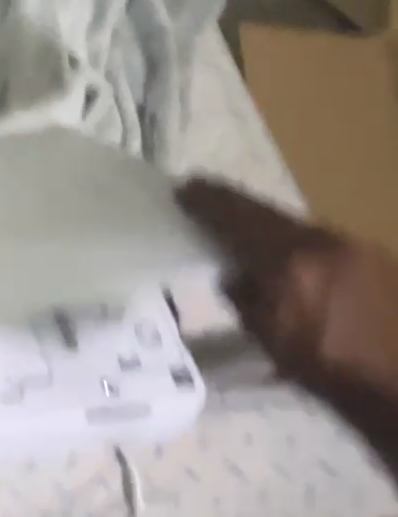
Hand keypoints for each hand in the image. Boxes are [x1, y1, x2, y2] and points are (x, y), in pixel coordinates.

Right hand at [177, 178, 397, 470]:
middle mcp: (327, 244)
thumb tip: (233, 269)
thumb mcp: (263, 329)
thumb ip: (240, 289)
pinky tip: (287, 251)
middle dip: (232, 206)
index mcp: (289, 259)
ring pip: (296, 224)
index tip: (180, 190)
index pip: (233, 214)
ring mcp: (362, 251)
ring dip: (264, 224)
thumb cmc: (327, 368)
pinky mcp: (382, 264)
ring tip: (242, 228)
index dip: (203, 199)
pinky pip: (322, 240)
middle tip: (203, 200)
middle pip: (266, 212)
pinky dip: (295, 240)